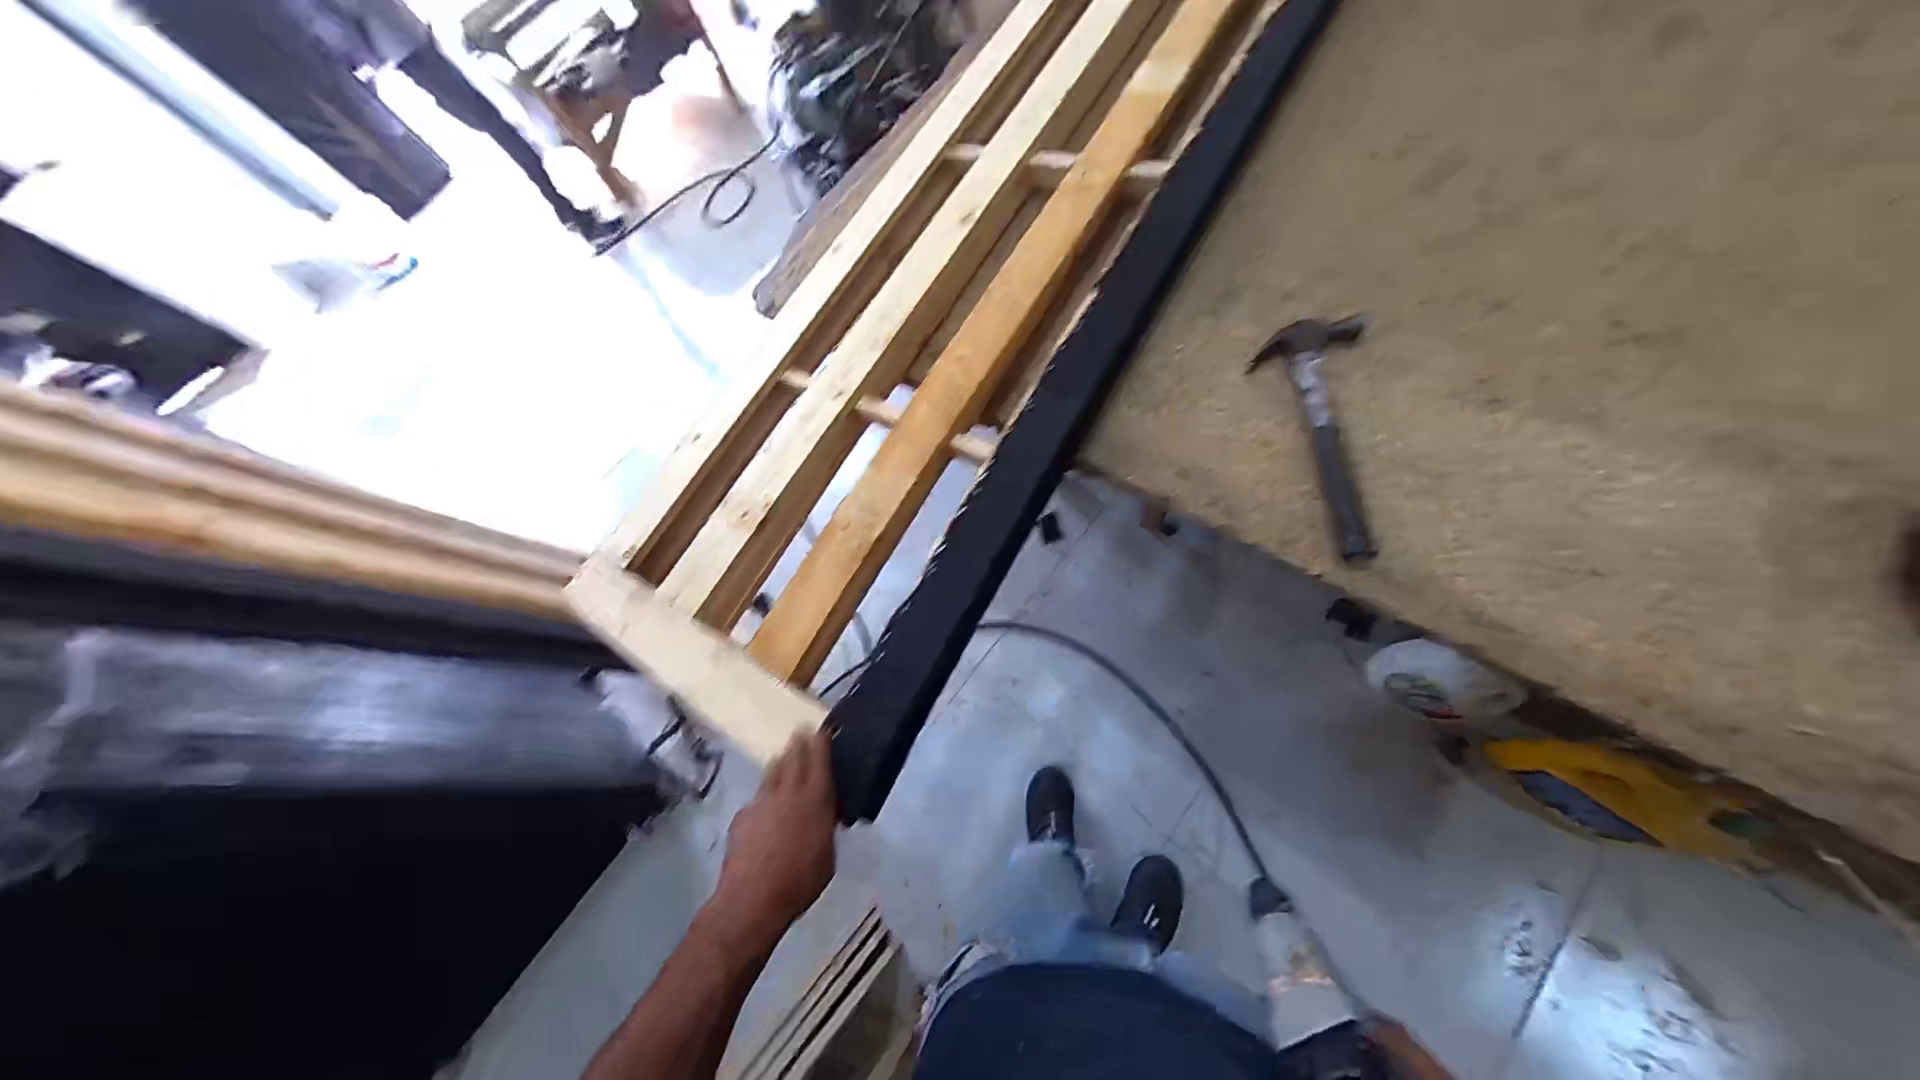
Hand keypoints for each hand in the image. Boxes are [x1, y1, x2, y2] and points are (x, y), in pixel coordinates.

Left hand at [714, 729, 836, 933]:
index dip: (819, 741)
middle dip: (798, 743)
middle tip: (800, 732)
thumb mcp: (828, 853)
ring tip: (782, 761)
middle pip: (793, 757)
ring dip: (779, 764)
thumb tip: (825, 815)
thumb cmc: (802, 879)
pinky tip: (764, 811)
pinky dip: (764, 799)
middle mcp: (788, 792)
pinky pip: (757, 799)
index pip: (819, 759)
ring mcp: (762, 801)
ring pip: (772, 773)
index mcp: (816, 798)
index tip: (819, 729)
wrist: (753, 898)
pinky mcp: (742, 816)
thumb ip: (826, 827)